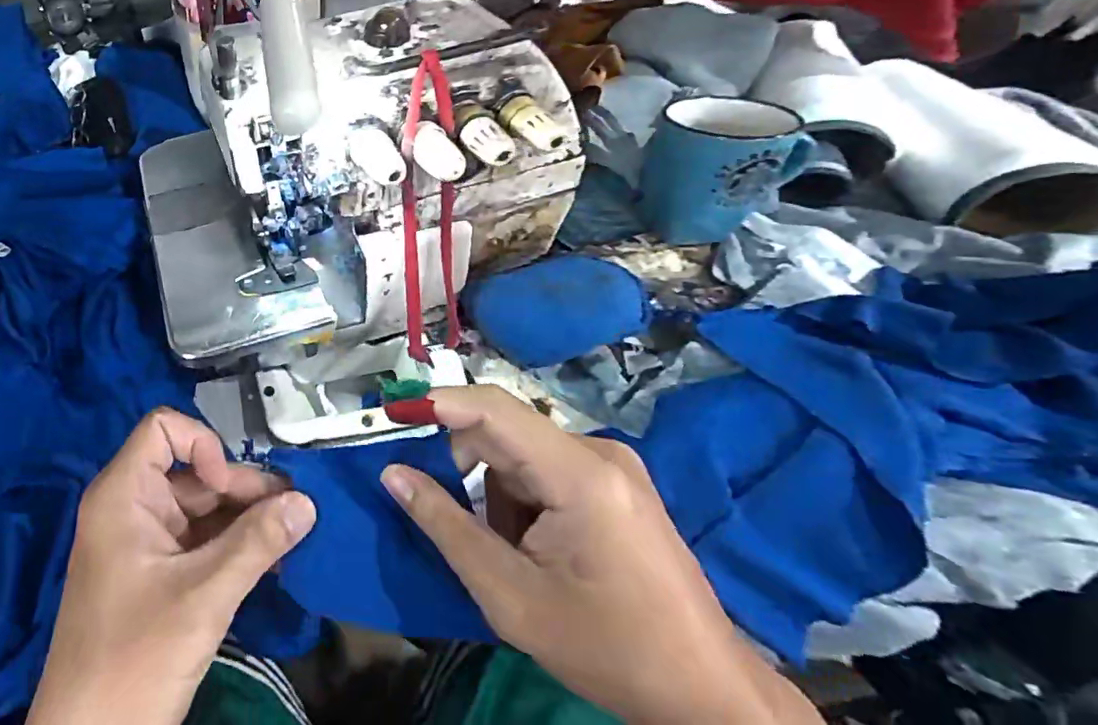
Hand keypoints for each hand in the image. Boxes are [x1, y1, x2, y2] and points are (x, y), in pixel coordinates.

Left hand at [29, 409, 316, 724]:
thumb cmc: (137, 655)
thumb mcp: (203, 596)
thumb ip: (256, 544)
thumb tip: (306, 501)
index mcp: (123, 493)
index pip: (163, 429)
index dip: (202, 445)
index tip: (229, 488)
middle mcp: (130, 506)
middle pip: (191, 471)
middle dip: (241, 488)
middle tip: (293, 512)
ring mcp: (142, 540)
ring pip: (199, 508)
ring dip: (244, 518)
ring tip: (291, 535)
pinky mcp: (154, 572)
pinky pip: (197, 540)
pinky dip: (231, 545)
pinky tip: (271, 558)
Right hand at [381, 387, 819, 724]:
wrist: (709, 696)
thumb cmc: (610, 649)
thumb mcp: (510, 596)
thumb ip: (445, 525)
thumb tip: (392, 473)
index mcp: (581, 475)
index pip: (493, 409)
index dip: (435, 403)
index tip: (388, 413)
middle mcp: (598, 453)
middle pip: (501, 432)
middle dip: (460, 466)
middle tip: (434, 509)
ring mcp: (610, 466)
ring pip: (517, 453)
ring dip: (491, 491)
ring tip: (501, 552)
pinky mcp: (612, 483)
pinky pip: (540, 468)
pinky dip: (516, 498)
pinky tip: (528, 547)